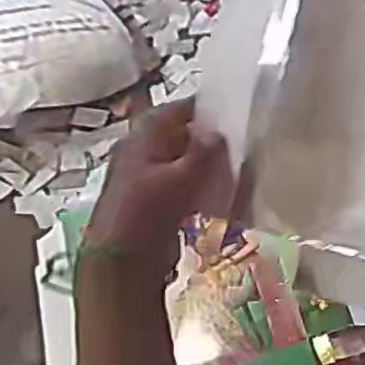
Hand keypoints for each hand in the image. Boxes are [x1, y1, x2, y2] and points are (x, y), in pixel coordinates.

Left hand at [83, 101, 228, 279]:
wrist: (125, 257)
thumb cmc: (148, 213)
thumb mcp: (179, 179)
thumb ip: (200, 153)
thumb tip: (217, 132)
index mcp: (141, 141)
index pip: (172, 112)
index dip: (199, 108)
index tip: (229, 107)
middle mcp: (142, 154)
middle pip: (177, 135)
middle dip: (206, 134)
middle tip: (239, 136)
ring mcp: (148, 177)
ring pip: (182, 158)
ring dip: (206, 159)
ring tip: (236, 160)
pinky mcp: (157, 199)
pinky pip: (184, 180)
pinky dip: (202, 179)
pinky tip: (222, 187)